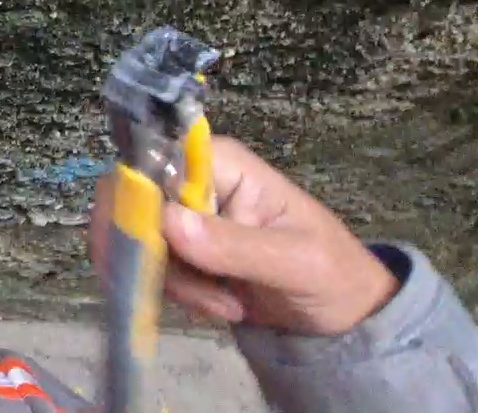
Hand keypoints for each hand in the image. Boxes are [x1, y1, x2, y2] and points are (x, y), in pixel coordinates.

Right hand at [91, 136, 398, 335]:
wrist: (346, 318)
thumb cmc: (334, 274)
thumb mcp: (297, 261)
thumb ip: (235, 244)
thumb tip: (169, 223)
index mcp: (216, 162)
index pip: (151, 159)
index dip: (136, 193)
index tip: (147, 241)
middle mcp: (187, 179)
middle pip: (131, 198)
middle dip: (153, 249)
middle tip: (192, 291)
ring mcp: (179, 212)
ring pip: (135, 236)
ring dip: (171, 279)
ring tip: (226, 304)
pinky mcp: (176, 245)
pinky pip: (147, 261)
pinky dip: (173, 290)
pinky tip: (218, 306)